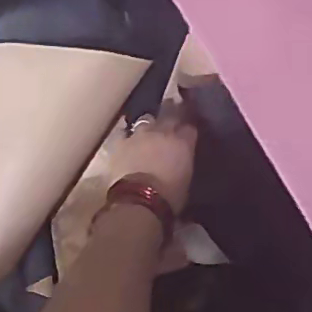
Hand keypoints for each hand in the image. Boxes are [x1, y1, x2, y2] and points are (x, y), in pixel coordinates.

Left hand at [122, 98, 197, 212]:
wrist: (139, 199)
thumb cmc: (169, 197)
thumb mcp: (186, 181)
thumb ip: (184, 164)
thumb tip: (182, 163)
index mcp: (184, 142)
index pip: (190, 128)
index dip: (188, 129)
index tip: (187, 131)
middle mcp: (163, 132)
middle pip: (170, 113)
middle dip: (172, 112)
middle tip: (172, 112)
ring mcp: (141, 134)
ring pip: (147, 120)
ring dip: (149, 125)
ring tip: (148, 130)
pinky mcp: (121, 142)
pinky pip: (126, 134)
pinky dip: (129, 138)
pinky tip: (128, 143)